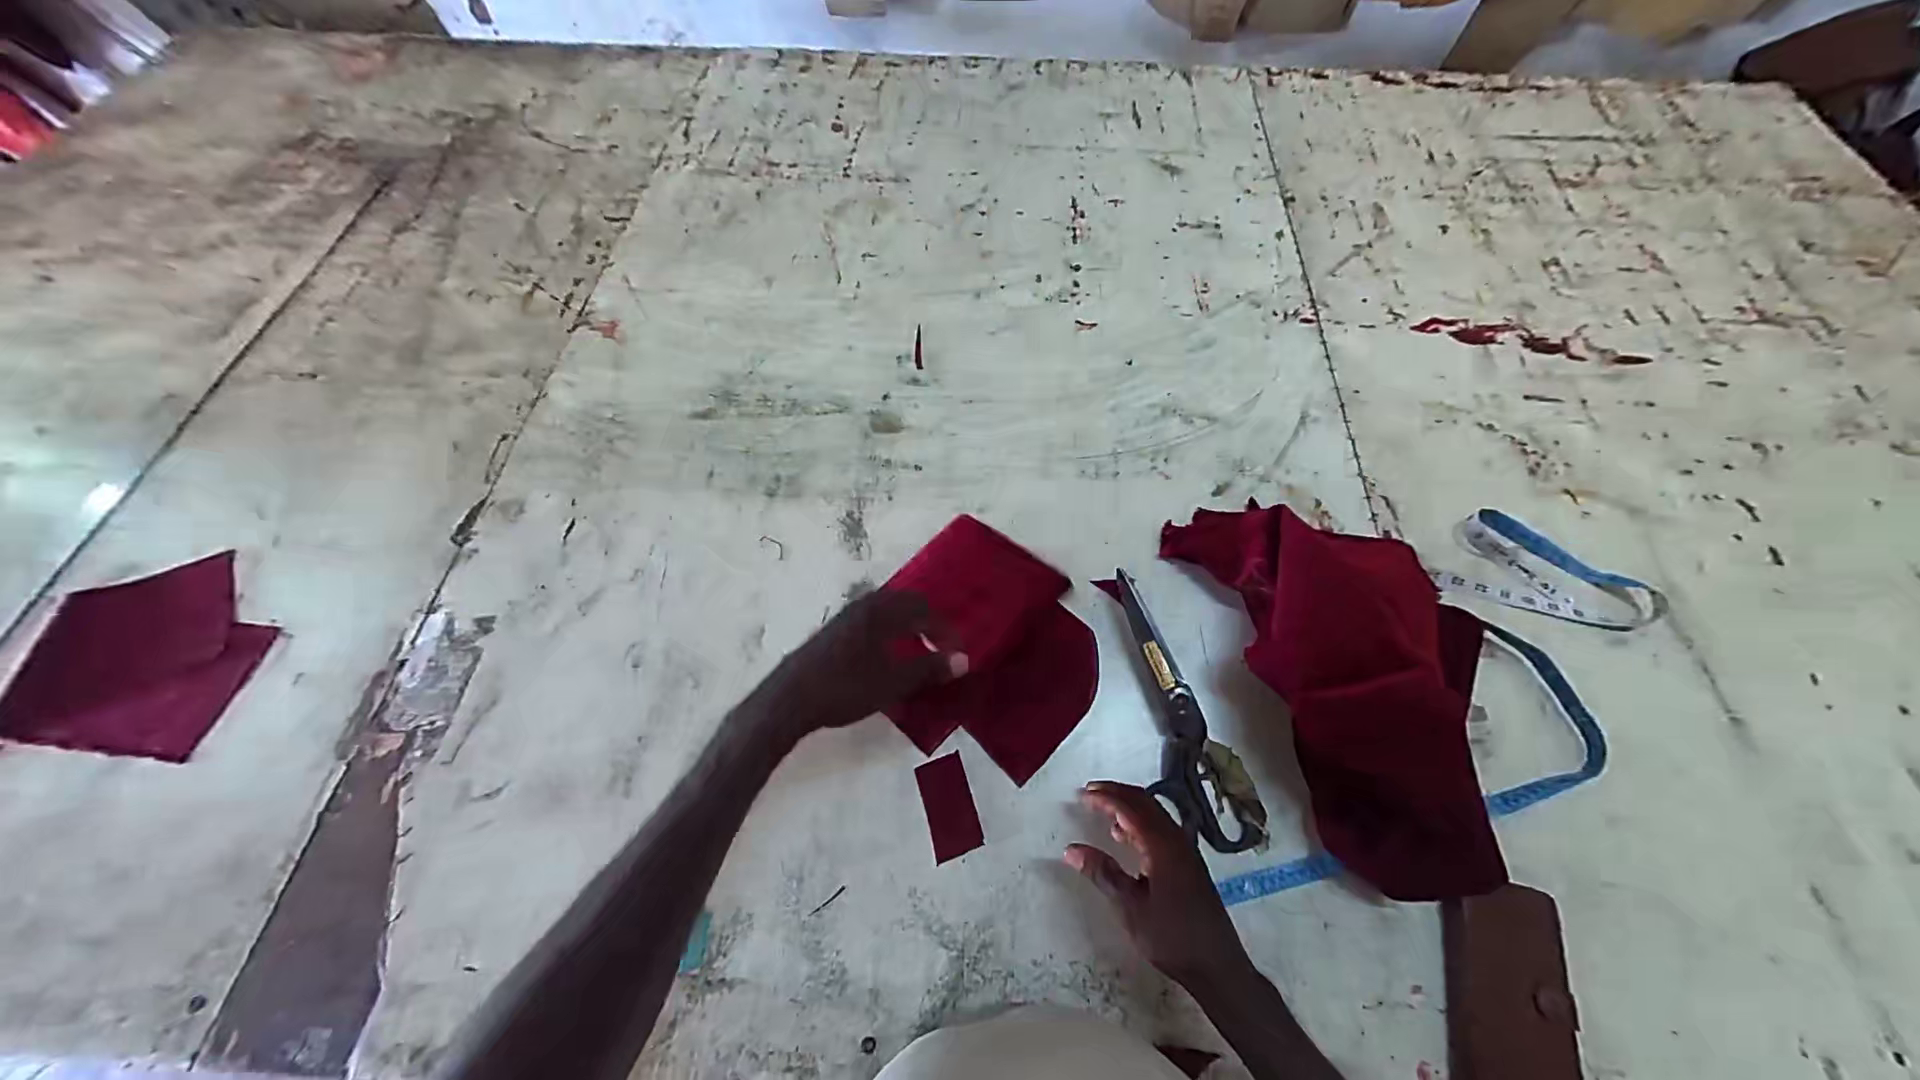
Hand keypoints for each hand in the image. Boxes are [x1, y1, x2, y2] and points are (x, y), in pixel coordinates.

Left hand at [749, 588, 966, 744]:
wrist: (788, 700)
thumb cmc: (845, 688)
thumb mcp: (893, 683)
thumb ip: (929, 669)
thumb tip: (963, 661)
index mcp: (881, 611)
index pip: (925, 610)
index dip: (945, 631)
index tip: (958, 653)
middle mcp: (864, 606)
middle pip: (905, 603)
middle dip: (927, 623)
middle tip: (941, 647)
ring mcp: (845, 617)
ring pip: (886, 612)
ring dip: (907, 627)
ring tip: (918, 652)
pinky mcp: (832, 632)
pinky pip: (871, 622)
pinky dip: (888, 633)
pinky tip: (886, 658)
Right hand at [1065, 781, 1252, 988]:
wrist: (1217, 967)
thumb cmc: (1172, 937)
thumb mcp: (1131, 908)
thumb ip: (1103, 874)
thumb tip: (1072, 850)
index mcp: (1161, 845)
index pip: (1129, 807)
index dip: (1104, 798)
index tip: (1081, 795)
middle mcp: (1176, 839)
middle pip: (1144, 802)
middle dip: (1116, 793)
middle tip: (1090, 793)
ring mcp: (1185, 850)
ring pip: (1154, 813)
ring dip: (1128, 806)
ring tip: (1103, 811)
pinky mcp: (1188, 863)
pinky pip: (1160, 828)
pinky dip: (1139, 822)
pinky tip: (1126, 838)